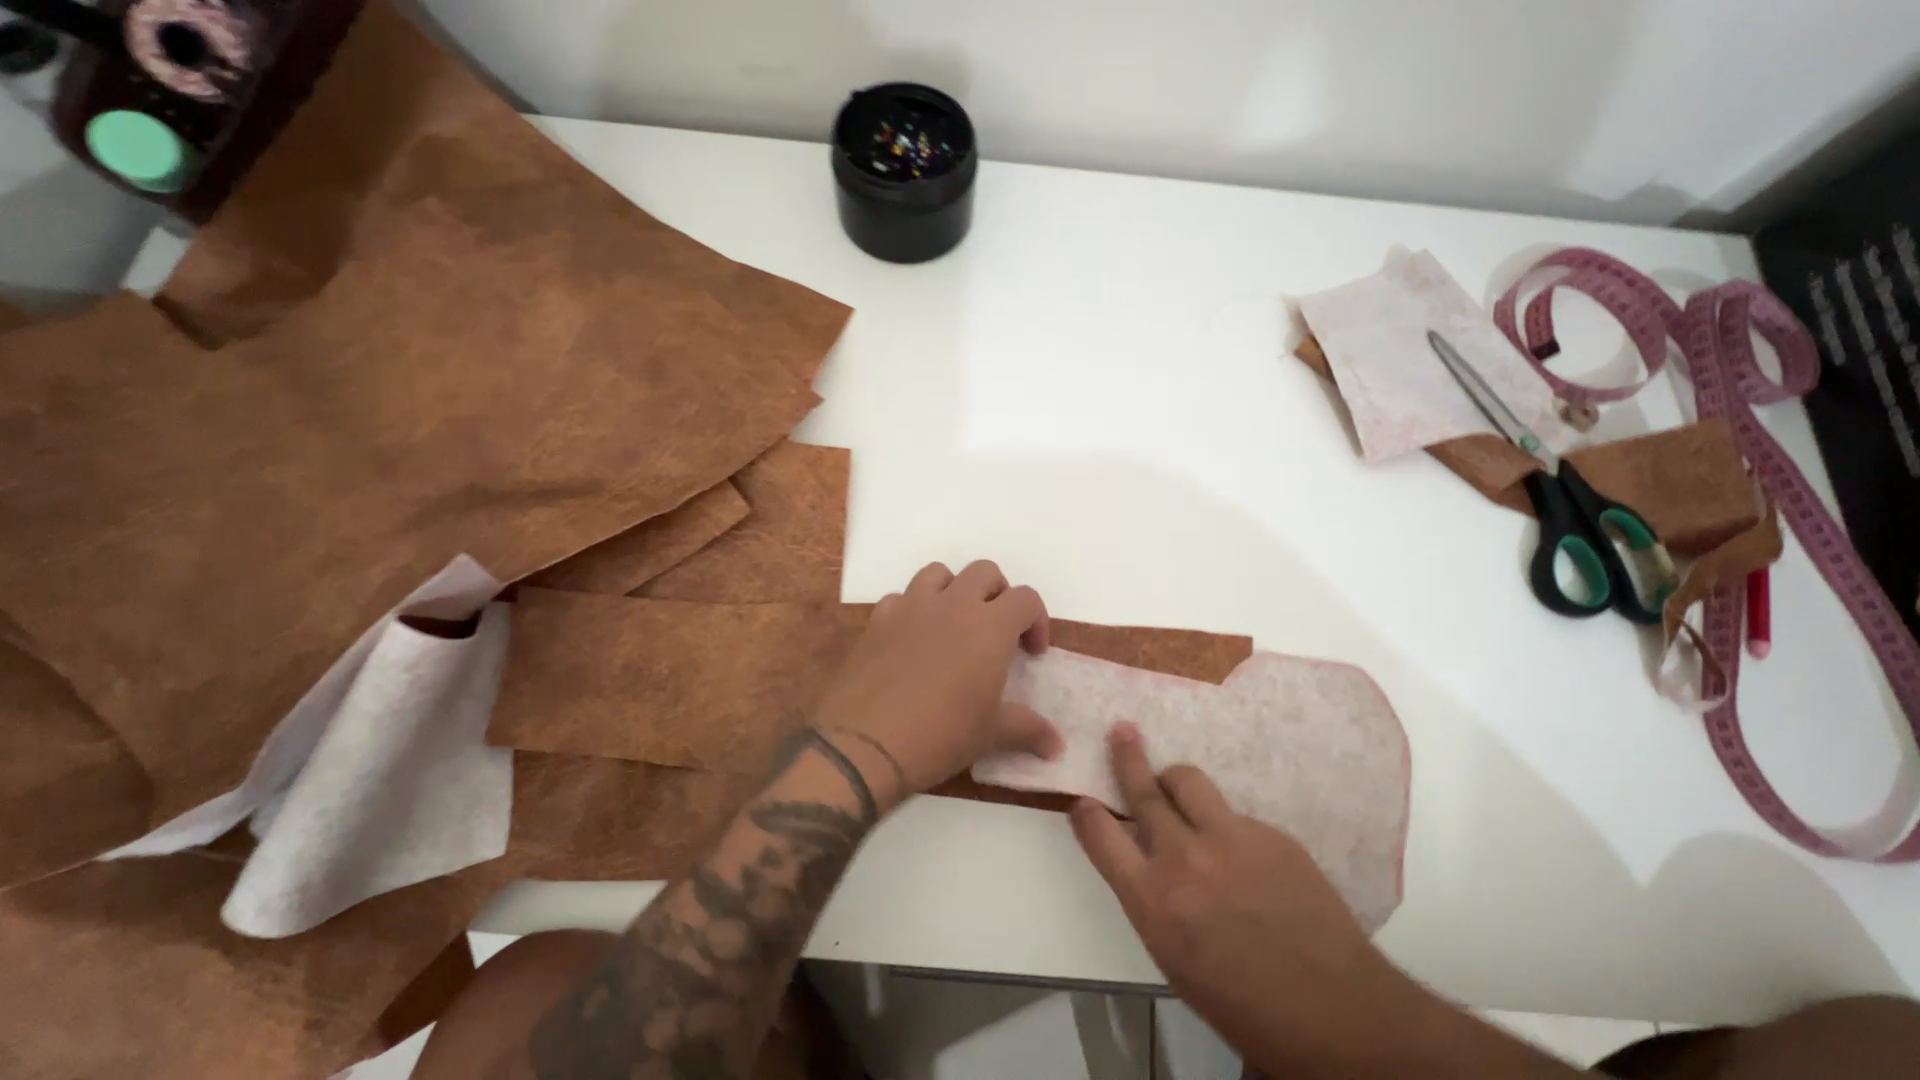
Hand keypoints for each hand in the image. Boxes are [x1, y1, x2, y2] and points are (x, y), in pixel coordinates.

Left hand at [811, 561, 1062, 809]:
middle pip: (984, 572)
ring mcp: (910, 607)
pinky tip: (911, 641)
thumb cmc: (941, 735)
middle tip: (996, 632)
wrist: (864, 743)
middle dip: (997, 594)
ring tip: (953, 625)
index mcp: (989, 625)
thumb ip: (1027, 730)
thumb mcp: (991, 735)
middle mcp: (952, 604)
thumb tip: (1058, 746)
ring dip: (953, 590)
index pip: (1026, 599)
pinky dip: (911, 610)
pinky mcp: (876, 621)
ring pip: (938, 573)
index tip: (1031, 653)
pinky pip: (899, 598)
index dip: (1036, 620)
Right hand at [1071, 724, 1475, 1077]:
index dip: (1086, 813)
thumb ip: (1153, 902)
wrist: (1331, 1006)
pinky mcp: (1271, 835)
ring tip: (1173, 784)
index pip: (1102, 836)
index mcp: (1153, 899)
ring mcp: (1232, 839)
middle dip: (1127, 758)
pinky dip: (1225, 825)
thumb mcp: (1173, 958)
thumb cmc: (1241, 1004)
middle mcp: (1185, 858)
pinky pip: (1235, 815)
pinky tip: (1242, 856)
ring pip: (1190, 782)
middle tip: (1122, 731)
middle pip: (1144, 791)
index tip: (1082, 800)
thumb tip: (1148, 867)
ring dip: (1174, 780)